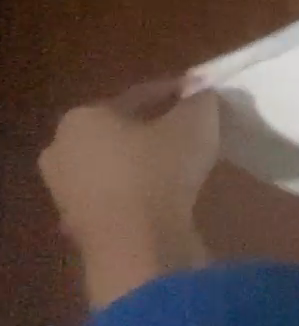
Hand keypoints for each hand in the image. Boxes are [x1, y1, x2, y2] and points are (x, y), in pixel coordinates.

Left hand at [39, 79, 216, 307]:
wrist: (135, 235)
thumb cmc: (162, 165)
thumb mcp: (197, 120)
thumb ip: (200, 99)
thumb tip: (200, 93)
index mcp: (85, 117)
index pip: (143, 94)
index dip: (182, 90)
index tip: (209, 93)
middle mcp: (61, 145)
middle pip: (123, 124)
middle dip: (158, 122)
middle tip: (196, 123)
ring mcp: (62, 182)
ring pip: (116, 155)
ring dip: (147, 151)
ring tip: (186, 153)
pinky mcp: (75, 211)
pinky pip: (114, 182)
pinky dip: (139, 176)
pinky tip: (167, 180)